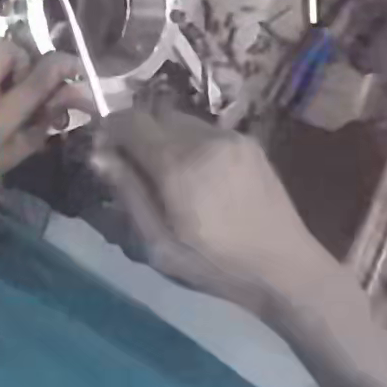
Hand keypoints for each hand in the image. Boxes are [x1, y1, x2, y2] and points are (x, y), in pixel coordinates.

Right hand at [95, 106, 337, 311]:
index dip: (108, 130)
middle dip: (134, 132)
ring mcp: (228, 136)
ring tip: (166, 169)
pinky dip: (188, 140)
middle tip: (131, 162)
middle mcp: (202, 139)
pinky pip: (202, 128)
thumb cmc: (215, 265)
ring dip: (161, 134)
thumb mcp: (158, 243)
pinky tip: (197, 172)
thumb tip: (98, 154)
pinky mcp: (247, 141)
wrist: (289, 271)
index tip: (103, 151)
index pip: (128, 122)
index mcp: (177, 165)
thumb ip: (127, 193)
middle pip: (151, 114)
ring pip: (176, 118)